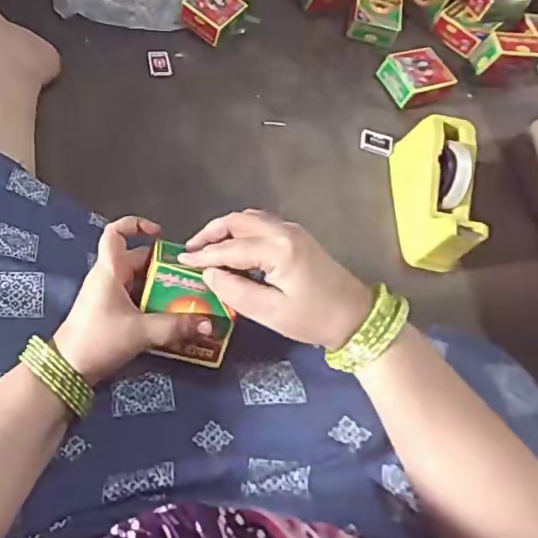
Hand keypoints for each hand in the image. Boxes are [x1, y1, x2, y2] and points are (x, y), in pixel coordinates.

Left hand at [52, 216, 211, 384]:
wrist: (68, 369)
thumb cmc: (100, 339)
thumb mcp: (141, 331)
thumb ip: (175, 326)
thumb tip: (207, 323)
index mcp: (110, 270)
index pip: (115, 232)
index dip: (136, 225)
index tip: (160, 233)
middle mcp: (108, 277)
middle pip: (138, 260)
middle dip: (163, 267)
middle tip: (189, 278)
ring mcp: (107, 295)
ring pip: (138, 282)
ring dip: (160, 288)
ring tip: (187, 299)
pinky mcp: (109, 312)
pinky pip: (134, 299)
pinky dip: (152, 304)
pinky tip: (171, 317)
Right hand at [177, 210, 371, 349]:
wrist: (356, 318)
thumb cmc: (313, 318)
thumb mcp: (270, 313)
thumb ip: (235, 291)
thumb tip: (210, 274)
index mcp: (278, 250)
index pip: (230, 248)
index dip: (203, 255)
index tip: (181, 260)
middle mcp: (284, 231)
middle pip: (238, 221)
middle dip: (211, 232)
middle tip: (190, 249)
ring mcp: (293, 231)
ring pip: (249, 219)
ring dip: (226, 229)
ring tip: (207, 247)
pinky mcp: (298, 236)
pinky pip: (261, 224)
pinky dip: (241, 231)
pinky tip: (233, 247)